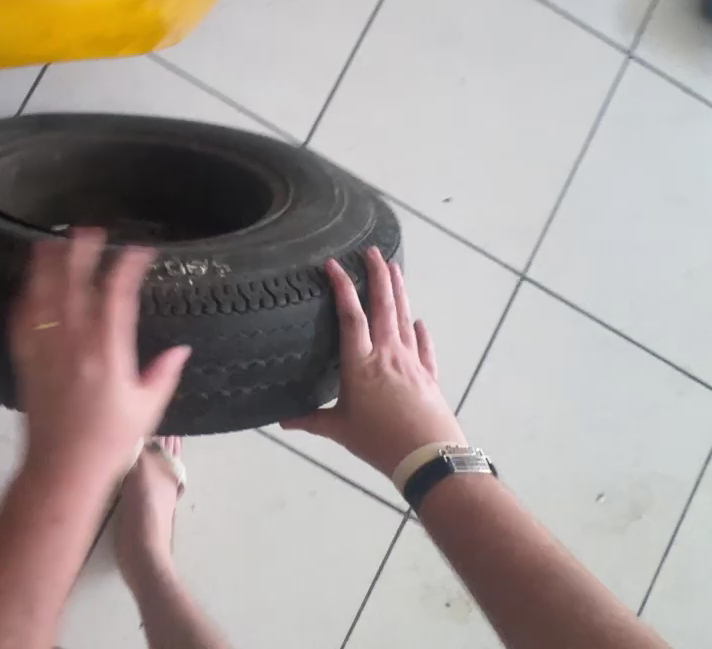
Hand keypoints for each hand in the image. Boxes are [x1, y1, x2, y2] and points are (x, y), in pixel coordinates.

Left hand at [9, 229, 191, 488]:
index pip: (117, 294)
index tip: (139, 250)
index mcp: (108, 351)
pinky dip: (25, 297)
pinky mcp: (26, 360)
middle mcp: (75, 342)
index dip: (128, 265)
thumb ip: (163, 373)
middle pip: (75, 283)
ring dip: (47, 265)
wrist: (63, 468)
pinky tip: (29, 284)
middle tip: (89, 230)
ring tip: (50, 242)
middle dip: (82, 251)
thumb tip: (182, 348)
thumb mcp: (147, 408)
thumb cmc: (109, 440)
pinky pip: (22, 320)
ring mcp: (46, 349)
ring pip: (44, 295)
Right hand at [282, 247, 465, 478]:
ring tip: (395, 268)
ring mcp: (411, 362)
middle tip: (373, 251)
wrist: (431, 459)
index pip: (350, 315)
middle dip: (378, 275)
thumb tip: (280, 421)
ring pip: (404, 318)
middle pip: (383, 306)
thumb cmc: (379, 441)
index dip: (342, 287)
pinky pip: (424, 348)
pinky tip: (419, 322)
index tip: (333, 264)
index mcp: (360, 362)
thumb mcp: (339, 430)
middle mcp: (386, 354)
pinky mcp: (429, 376)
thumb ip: (311, 420)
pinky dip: (421, 333)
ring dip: (399, 291)